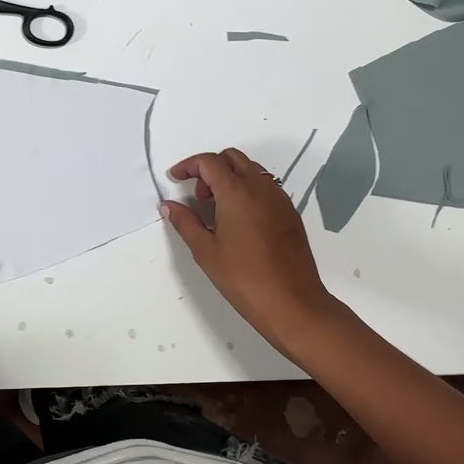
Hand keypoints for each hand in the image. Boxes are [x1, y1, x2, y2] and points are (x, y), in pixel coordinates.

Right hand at [163, 148, 341, 354]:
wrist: (295, 305)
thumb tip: (168, 205)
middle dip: (210, 168)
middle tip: (198, 195)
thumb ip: (185, 222)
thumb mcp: (206, 251)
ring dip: (231, 177)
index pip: (209, 162)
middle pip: (232, 158)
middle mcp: (260, 188)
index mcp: (237, 192)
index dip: (188, 165)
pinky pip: (266, 187)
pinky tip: (241, 220)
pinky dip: (249, 190)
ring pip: (252, 170)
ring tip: (218, 209)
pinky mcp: (291, 214)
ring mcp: (280, 200)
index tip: (175, 179)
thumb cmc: (244, 279)